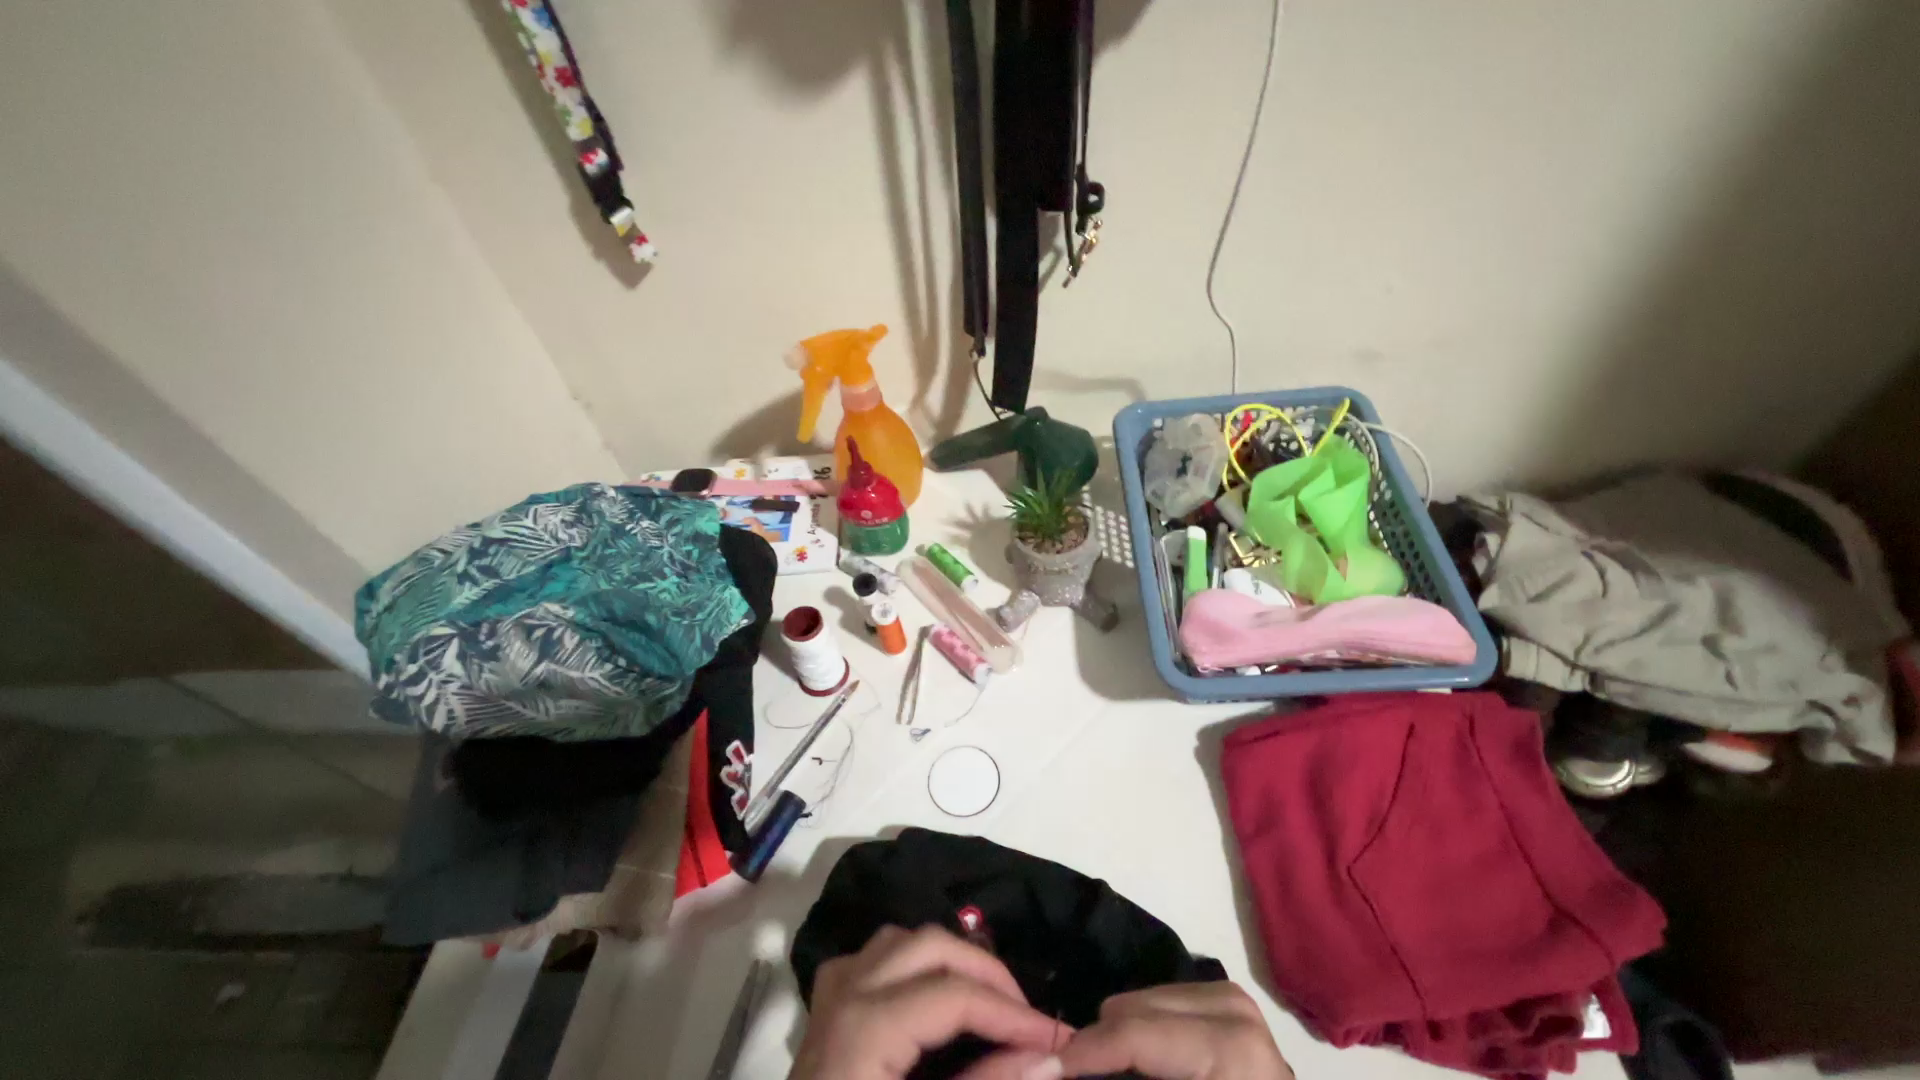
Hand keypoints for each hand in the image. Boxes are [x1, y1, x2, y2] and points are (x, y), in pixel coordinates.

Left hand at [791, 925, 1067, 1079]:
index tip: (1059, 1038)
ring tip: (989, 1003)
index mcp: (863, 1030)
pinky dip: (914, 965)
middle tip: (1027, 1019)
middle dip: (987, 974)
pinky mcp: (824, 1010)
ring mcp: (829, 997)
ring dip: (950, 961)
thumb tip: (1049, 1058)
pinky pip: (874, 958)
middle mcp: (844, 996)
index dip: (1012, 1013)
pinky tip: (933, 999)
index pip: (952, 995)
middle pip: (929, 946)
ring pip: (900, 940)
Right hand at [1055, 982, 1292, 1079]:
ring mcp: (1236, 1006)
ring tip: (1113, 1077)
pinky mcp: (1232, 1009)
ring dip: (1120, 1042)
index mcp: (1230, 1051)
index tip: (1034, 1071)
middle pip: (1132, 1011)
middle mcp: (1236, 1015)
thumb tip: (1054, 1070)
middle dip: (1099, 1050)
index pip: (1134, 1036)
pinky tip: (1142, 1064)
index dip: (1080, 1055)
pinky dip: (1144, 1035)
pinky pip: (1163, 1005)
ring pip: (1142, 1002)